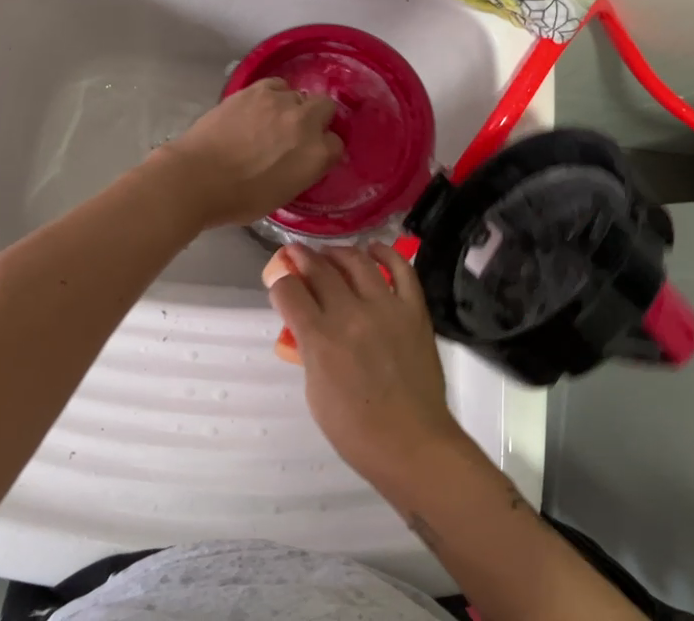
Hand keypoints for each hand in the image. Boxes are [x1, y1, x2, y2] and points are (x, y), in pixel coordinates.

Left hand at [153, 78, 342, 227]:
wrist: (197, 177)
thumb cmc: (238, 199)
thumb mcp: (283, 194)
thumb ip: (302, 171)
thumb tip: (300, 159)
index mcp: (317, 155)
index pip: (336, 144)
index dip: (323, 150)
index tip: (309, 156)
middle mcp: (305, 122)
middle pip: (326, 108)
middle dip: (316, 119)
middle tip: (294, 133)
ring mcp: (280, 102)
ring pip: (298, 95)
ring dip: (291, 106)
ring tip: (271, 120)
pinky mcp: (255, 89)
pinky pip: (275, 85)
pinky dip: (271, 95)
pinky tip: (257, 108)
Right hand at [263, 243, 471, 487]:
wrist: (412, 443)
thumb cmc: (355, 430)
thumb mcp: (315, 391)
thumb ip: (308, 350)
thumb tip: (306, 327)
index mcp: (320, 338)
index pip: (288, 291)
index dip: (279, 282)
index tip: (279, 282)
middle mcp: (350, 314)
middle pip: (319, 269)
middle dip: (301, 257)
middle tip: (295, 254)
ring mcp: (385, 308)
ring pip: (356, 261)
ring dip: (337, 252)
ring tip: (329, 254)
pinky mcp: (414, 310)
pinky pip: (401, 270)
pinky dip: (386, 253)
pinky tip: (373, 248)